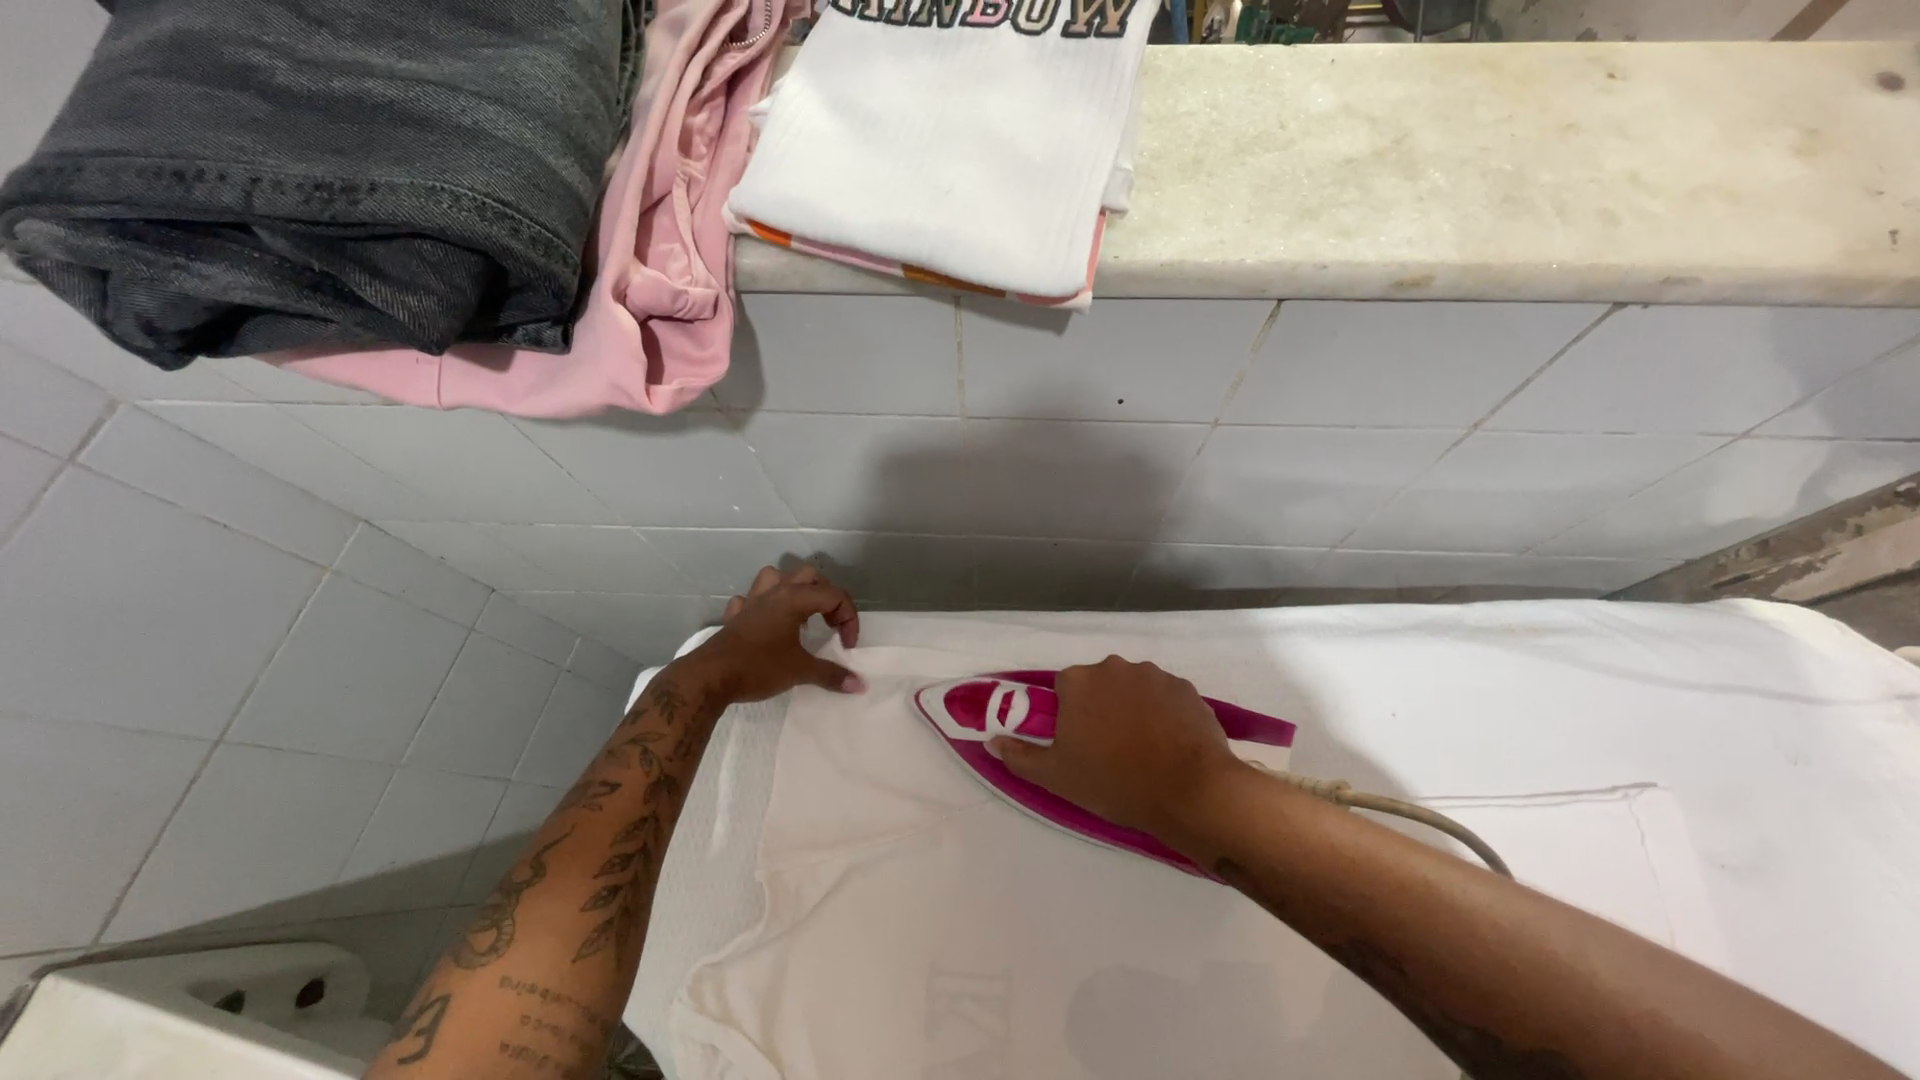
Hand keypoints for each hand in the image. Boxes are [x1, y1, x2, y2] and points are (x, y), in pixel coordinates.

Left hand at [682, 563, 863, 703]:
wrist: (709, 677)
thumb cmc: (758, 667)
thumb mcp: (800, 671)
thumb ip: (831, 675)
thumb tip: (859, 685)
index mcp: (794, 599)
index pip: (834, 596)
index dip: (849, 618)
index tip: (846, 646)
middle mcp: (774, 593)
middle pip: (809, 576)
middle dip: (826, 596)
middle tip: (830, 625)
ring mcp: (752, 602)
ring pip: (776, 577)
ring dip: (792, 589)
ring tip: (800, 613)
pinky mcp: (735, 617)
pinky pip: (750, 599)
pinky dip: (762, 606)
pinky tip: (766, 623)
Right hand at [990, 656, 1241, 837]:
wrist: (1188, 790)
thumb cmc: (1113, 781)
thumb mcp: (1056, 776)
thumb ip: (1019, 756)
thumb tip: (991, 742)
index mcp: (1079, 681)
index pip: (1065, 688)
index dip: (1069, 715)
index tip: (1079, 743)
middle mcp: (1115, 667)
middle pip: (1101, 684)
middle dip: (1101, 708)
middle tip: (1110, 749)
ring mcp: (1155, 675)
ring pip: (1134, 689)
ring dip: (1133, 710)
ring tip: (1143, 750)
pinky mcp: (1187, 689)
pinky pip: (1166, 698)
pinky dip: (1164, 716)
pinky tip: (1169, 746)